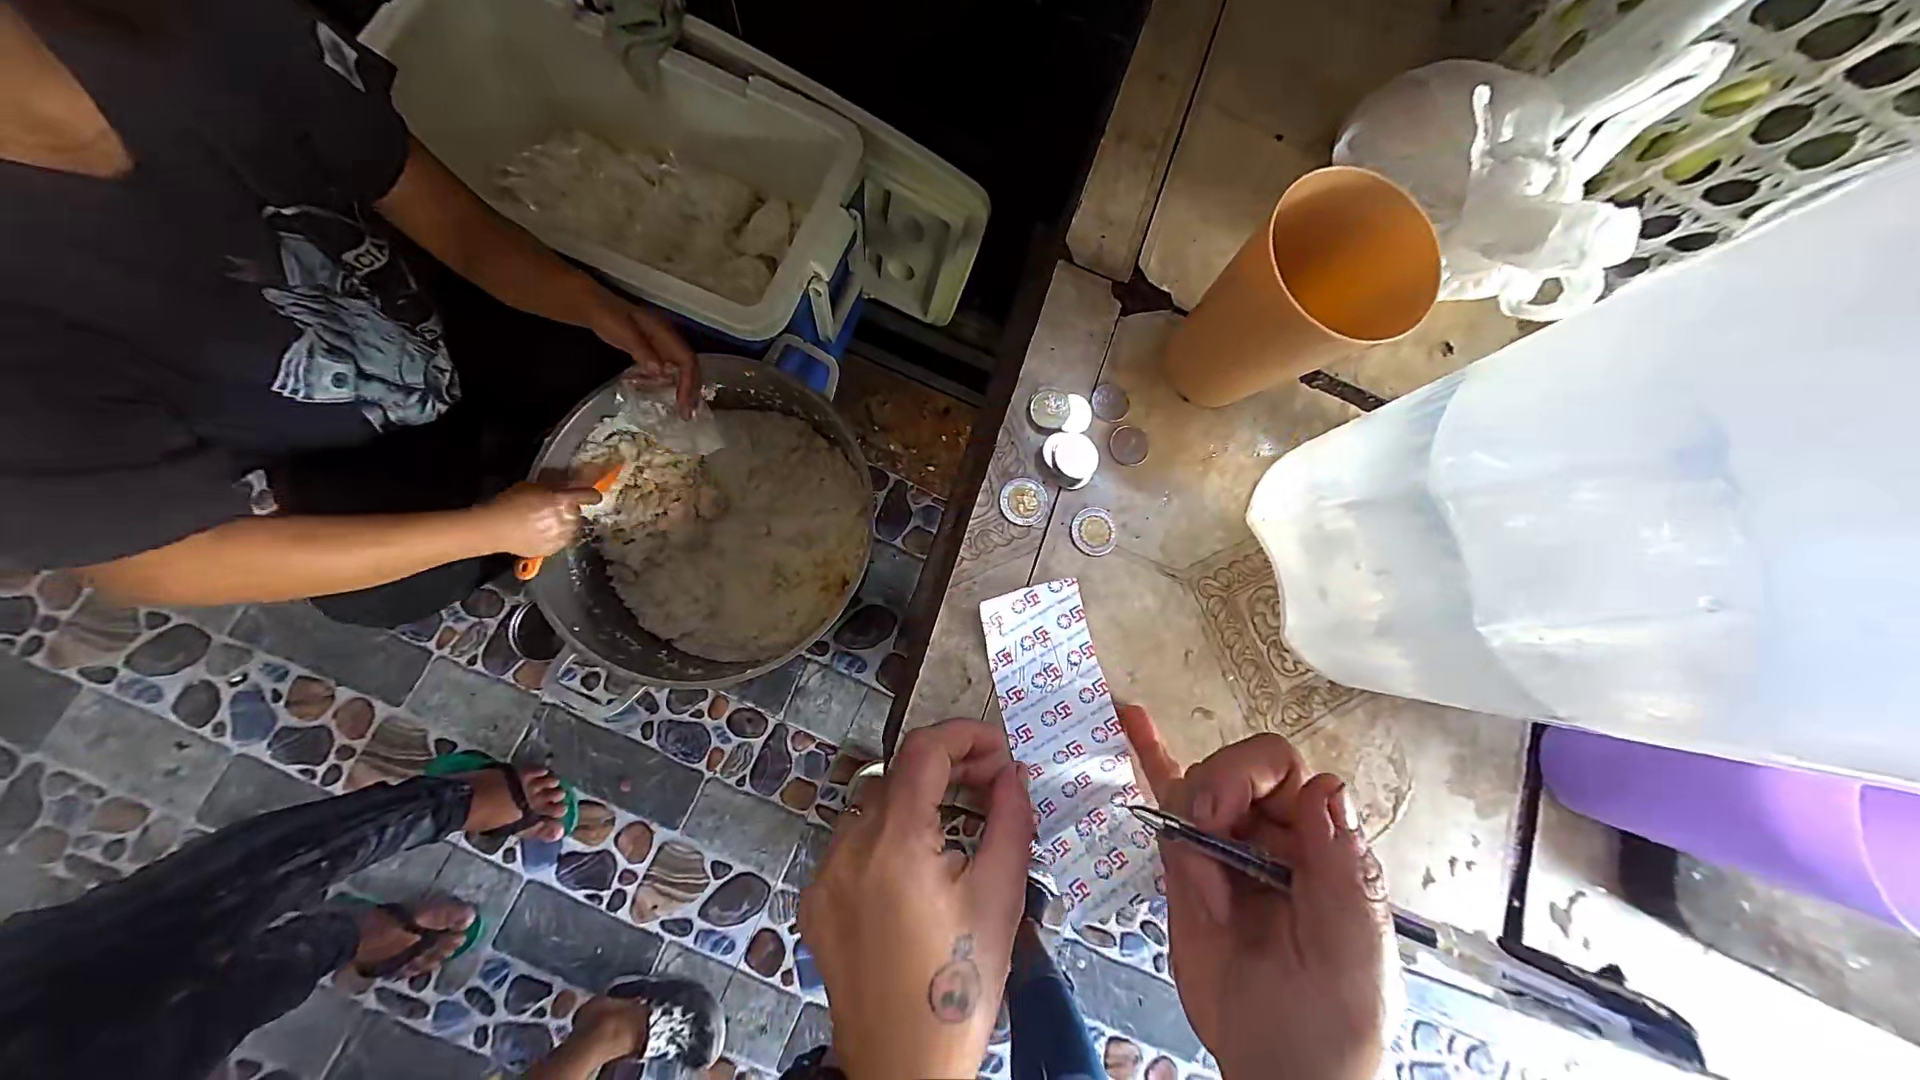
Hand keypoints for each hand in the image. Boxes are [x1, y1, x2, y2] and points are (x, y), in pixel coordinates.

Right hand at [473, 482, 601, 556]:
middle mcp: (569, 518)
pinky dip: (557, 538)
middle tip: (553, 511)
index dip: (591, 495)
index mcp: (564, 500)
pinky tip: (541, 534)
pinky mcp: (556, 548)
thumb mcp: (533, 486)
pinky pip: (563, 541)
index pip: (591, 496)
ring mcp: (564, 535)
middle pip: (579, 513)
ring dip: (565, 525)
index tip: (590, 496)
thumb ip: (554, 485)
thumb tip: (568, 483)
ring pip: (573, 528)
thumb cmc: (509, 503)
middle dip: (570, 511)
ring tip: (545, 524)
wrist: (493, 529)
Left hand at [585, 290, 700, 417]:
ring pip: (682, 370)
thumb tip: (662, 373)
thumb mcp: (625, 333)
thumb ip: (643, 351)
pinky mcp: (654, 351)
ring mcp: (663, 346)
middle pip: (690, 367)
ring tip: (684, 409)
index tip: (683, 402)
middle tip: (688, 413)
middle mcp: (670, 341)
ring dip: (686, 389)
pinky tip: (670, 396)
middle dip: (692, 389)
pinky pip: (670, 369)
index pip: (687, 360)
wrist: (594, 307)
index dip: (689, 381)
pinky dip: (674, 384)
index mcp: (667, 334)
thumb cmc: (608, 317)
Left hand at [799, 719, 1035, 1078]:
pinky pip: (858, 838)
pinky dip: (895, 829)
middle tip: (993, 783)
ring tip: (965, 817)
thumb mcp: (999, 897)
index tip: (998, 749)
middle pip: (901, 772)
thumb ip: (1010, 820)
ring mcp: (826, 873)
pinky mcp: (818, 897)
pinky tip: (924, 858)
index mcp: (893, 846)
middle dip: (952, 766)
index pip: (924, 751)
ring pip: (879, 801)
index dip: (965, 735)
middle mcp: (848, 849)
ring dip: (924, 796)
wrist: (904, 1071)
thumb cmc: (959, 988)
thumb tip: (1012, 774)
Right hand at [1119, 705, 1397, 1079]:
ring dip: (1184, 824)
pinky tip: (1130, 718)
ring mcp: (1223, 844)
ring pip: (1189, 790)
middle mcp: (1270, 831)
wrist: (1274, 1070)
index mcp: (1317, 841)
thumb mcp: (1351, 952)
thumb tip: (1328, 789)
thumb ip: (1342, 871)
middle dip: (1211, 794)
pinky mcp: (1185, 863)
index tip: (1221, 816)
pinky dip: (1149, 756)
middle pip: (1230, 769)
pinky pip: (1166, 802)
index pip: (1280, 769)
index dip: (1246, 775)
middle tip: (1203, 837)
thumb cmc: (1328, 1022)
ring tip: (1205, 893)